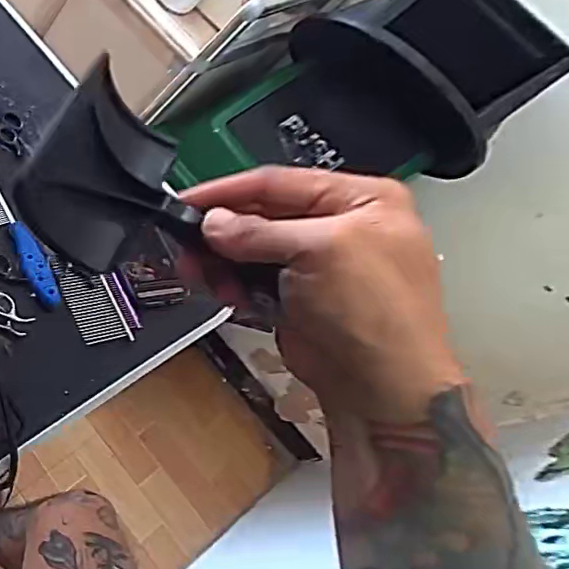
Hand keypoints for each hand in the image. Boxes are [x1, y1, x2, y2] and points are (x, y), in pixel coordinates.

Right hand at [183, 167, 463, 422]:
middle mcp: (339, 230)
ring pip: (252, 253)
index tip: (190, 200)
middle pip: (262, 218)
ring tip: (204, 274)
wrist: (380, 386)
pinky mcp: (296, 301)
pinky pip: (253, 284)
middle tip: (188, 243)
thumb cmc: (379, 315)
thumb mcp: (319, 251)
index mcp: (361, 201)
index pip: (281, 182)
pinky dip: (234, 287)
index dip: (230, 191)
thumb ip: (260, 232)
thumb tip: (215, 222)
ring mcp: (316, 269)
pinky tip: (226, 293)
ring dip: (223, 263)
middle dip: (222, 232)